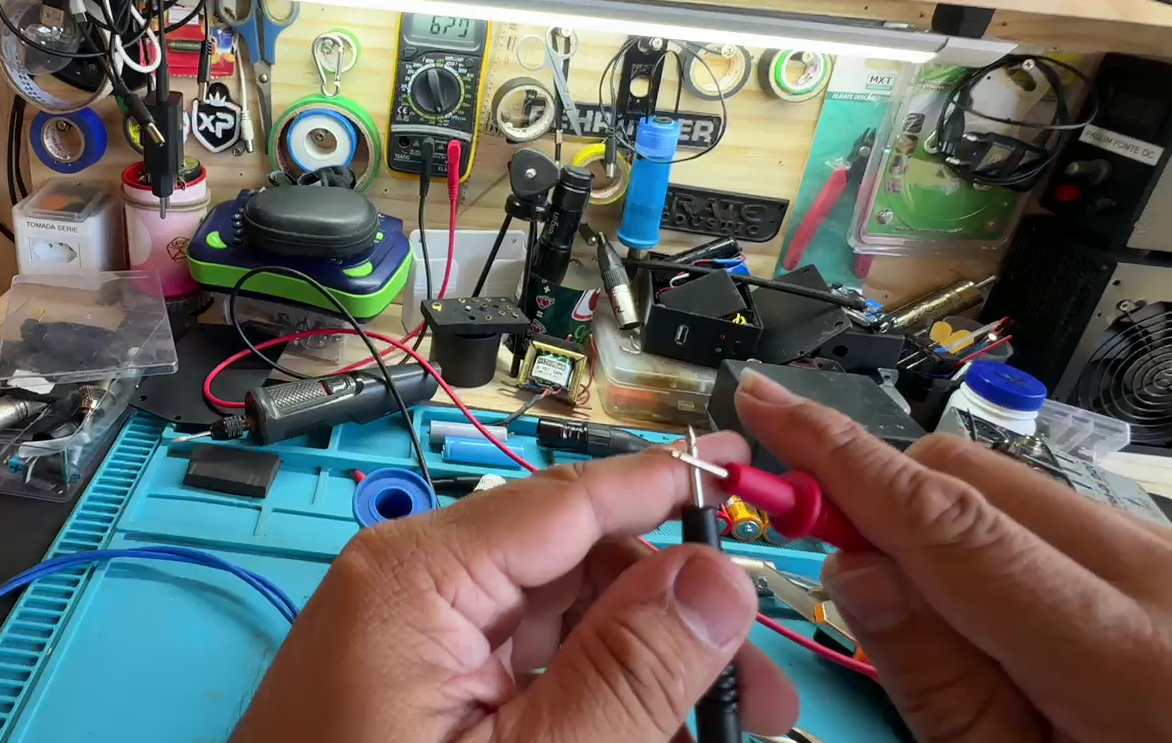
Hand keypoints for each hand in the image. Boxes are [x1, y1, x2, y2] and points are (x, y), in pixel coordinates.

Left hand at [229, 434, 798, 742]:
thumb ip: (625, 672)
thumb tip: (716, 575)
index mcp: (419, 573)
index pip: (562, 500)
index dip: (657, 478)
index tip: (734, 455)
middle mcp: (412, 581)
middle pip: (566, 561)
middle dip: (665, 605)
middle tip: (758, 677)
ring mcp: (413, 633)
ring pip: (553, 617)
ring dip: (637, 658)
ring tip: (729, 718)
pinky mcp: (419, 680)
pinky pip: (521, 664)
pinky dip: (587, 692)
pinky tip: (646, 727)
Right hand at [735, 369, 1171, 740]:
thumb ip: (935, 682)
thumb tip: (855, 566)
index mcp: (1170, 683)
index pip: (951, 522)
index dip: (837, 453)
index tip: (762, 401)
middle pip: (977, 476)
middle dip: (894, 503)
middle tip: (859, 570)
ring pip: (1021, 491)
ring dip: (959, 533)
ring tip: (978, 633)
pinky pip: (1079, 522)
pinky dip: (1024, 553)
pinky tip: (1047, 635)